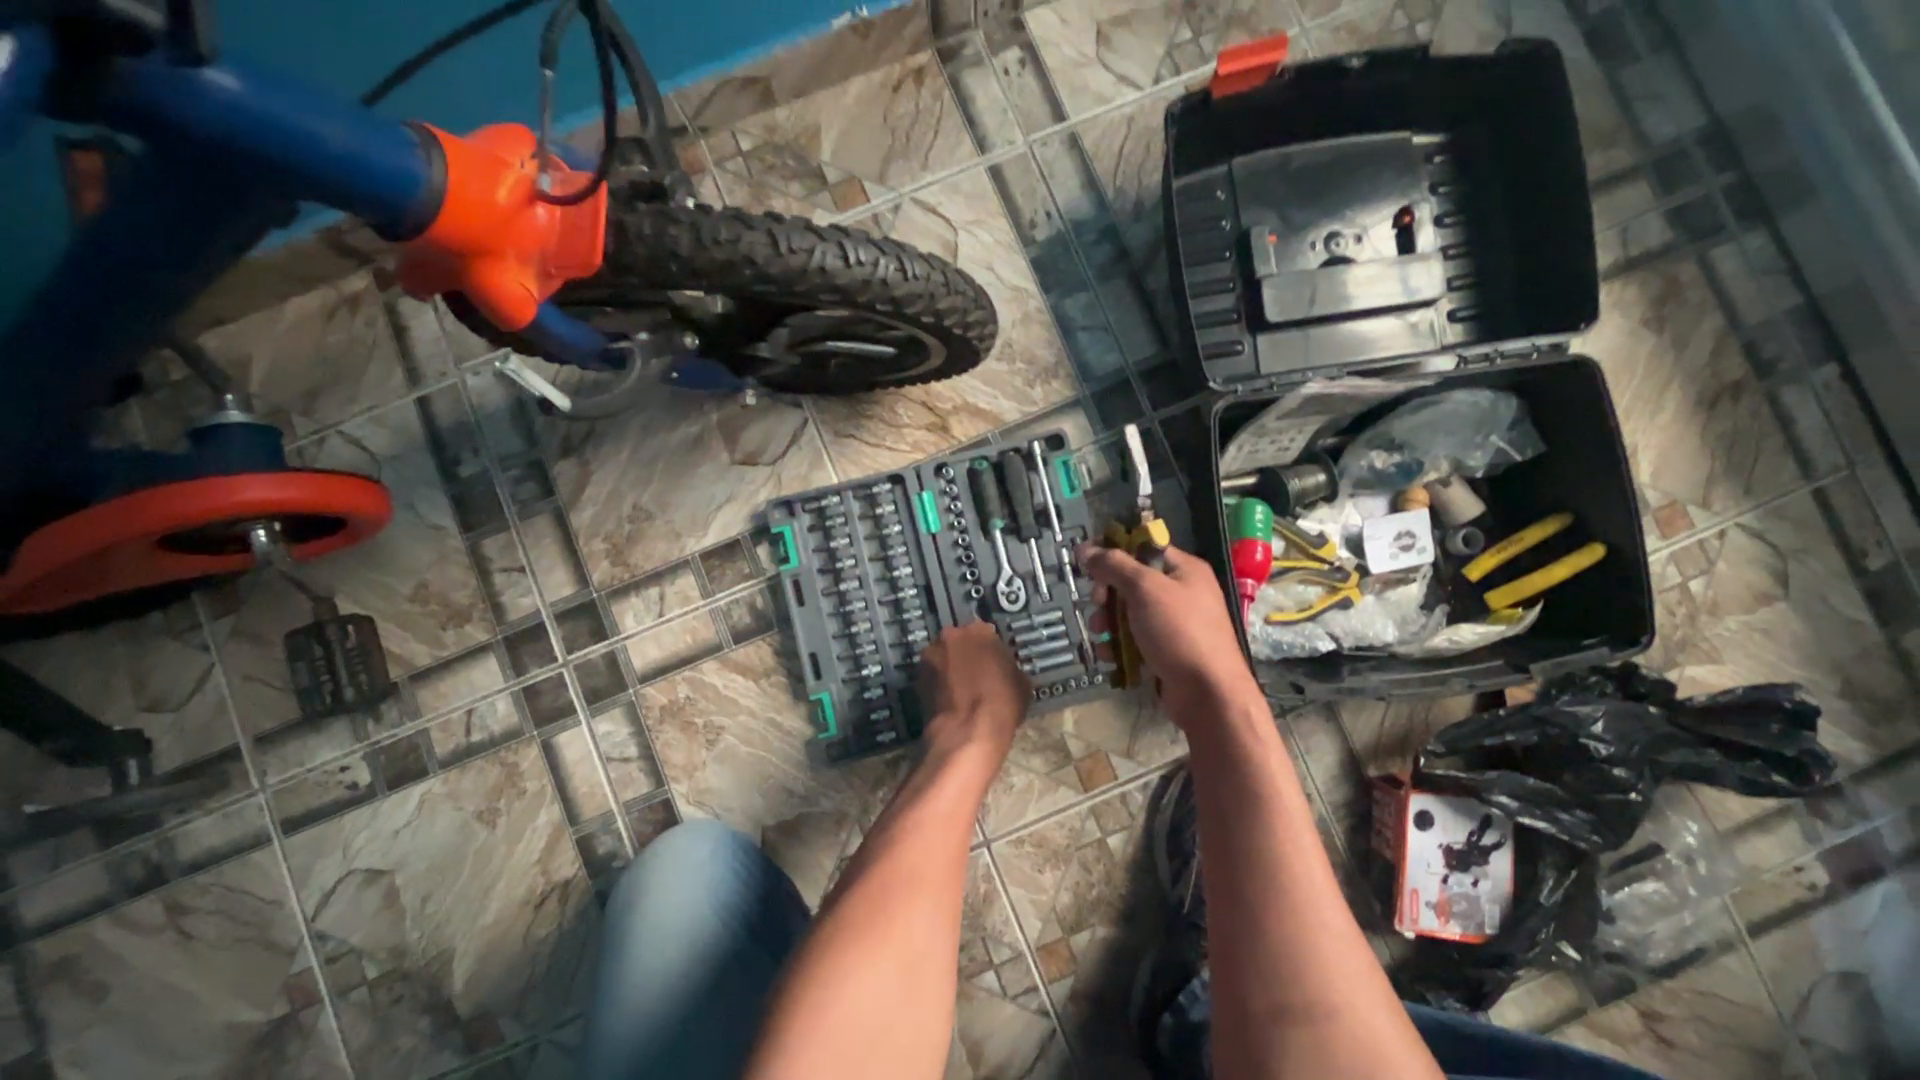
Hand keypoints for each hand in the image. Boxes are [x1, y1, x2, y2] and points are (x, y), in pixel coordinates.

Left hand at [918, 622, 1029, 766]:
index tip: (994, 664)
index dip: (989, 650)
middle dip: (966, 654)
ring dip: (950, 666)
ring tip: (959, 688)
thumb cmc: (1002, 703)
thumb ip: (1009, 667)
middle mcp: (951, 636)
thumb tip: (1003, 671)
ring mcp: (931, 655)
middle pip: (959, 641)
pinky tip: (949, 698)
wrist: (968, 731)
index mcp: (979, 631)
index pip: (986, 634)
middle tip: (975, 674)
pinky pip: (932, 674)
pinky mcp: (917, 676)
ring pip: (943, 656)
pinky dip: (939, 682)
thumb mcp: (1021, 682)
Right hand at [1078, 543, 1259, 717]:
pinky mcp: (1167, 652)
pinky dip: (1119, 646)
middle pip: (1133, 583)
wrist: (1208, 693)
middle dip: (1108, 594)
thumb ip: (1114, 565)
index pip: (1143, 548)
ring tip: (1100, 635)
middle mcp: (1183, 593)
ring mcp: (1176, 625)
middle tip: (1097, 605)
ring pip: (1130, 614)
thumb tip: (1086, 549)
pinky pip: (1136, 641)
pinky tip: (1109, 656)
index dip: (1114, 553)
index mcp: (1185, 569)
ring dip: (1109, 623)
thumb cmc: (1179, 632)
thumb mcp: (1145, 589)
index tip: (1087, 564)